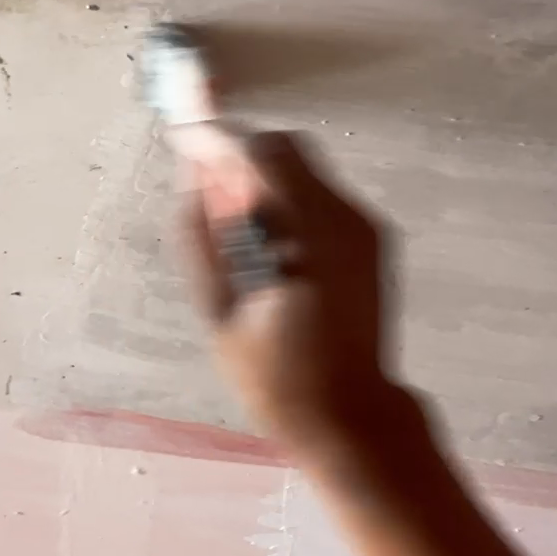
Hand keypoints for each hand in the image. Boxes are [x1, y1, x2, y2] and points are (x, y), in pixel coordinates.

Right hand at [178, 130, 399, 456]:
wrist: (352, 417)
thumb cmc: (275, 375)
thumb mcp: (218, 309)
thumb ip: (200, 234)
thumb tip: (193, 175)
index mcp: (304, 236)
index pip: (259, 155)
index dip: (217, 139)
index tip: (184, 138)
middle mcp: (343, 217)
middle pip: (286, 148)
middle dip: (241, 152)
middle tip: (206, 183)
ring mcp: (363, 225)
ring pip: (305, 166)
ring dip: (263, 175)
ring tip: (233, 219)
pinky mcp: (372, 237)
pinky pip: (321, 194)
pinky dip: (286, 197)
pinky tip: (268, 240)